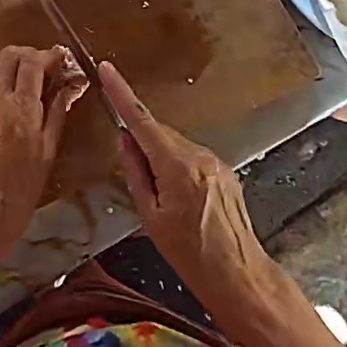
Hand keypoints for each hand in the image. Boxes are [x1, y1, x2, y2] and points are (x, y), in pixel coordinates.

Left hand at [0, 46, 87, 251]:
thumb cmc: (23, 187)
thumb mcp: (49, 150)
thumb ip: (57, 112)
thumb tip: (71, 86)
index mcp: (22, 110)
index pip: (33, 63)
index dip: (49, 55)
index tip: (61, 58)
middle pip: (9, 56)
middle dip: (29, 54)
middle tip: (43, 66)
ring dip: (8, 63)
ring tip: (23, 76)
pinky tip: (5, 90)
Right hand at [98, 61, 272, 310]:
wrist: (238, 275)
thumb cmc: (188, 254)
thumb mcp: (151, 216)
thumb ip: (136, 172)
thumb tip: (125, 138)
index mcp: (176, 165)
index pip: (141, 121)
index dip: (121, 94)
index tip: (108, 70)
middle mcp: (199, 155)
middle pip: (160, 133)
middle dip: (143, 141)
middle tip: (133, 169)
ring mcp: (215, 160)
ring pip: (176, 145)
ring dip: (162, 157)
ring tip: (164, 198)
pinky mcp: (225, 170)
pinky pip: (193, 157)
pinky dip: (179, 165)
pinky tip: (181, 197)